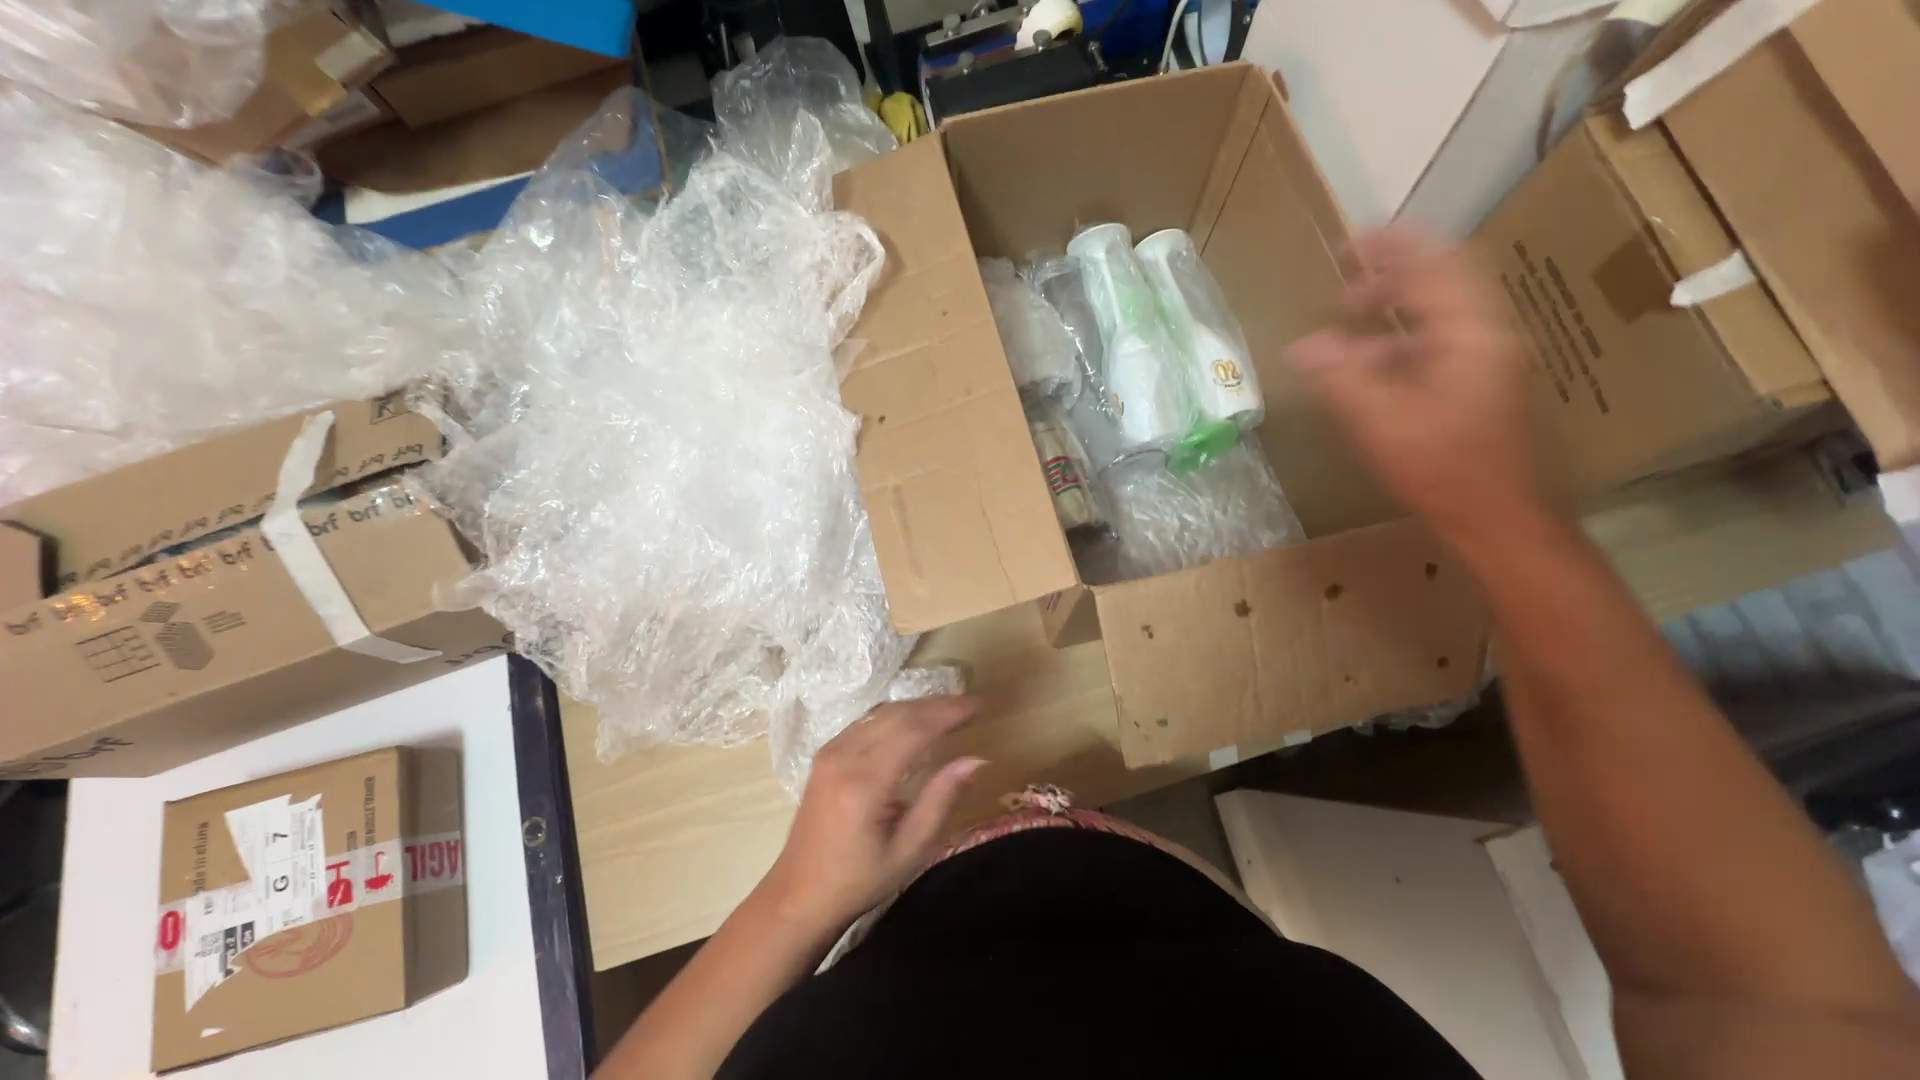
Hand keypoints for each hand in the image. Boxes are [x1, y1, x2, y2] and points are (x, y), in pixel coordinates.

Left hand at [759, 697, 985, 930]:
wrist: (799, 893)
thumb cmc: (859, 880)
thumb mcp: (909, 850)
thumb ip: (941, 800)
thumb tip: (975, 760)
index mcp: (865, 781)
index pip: (914, 729)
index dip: (949, 713)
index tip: (980, 705)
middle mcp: (844, 756)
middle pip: (898, 714)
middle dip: (937, 705)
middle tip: (972, 705)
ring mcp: (830, 752)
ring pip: (880, 713)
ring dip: (917, 707)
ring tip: (950, 710)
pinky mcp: (825, 756)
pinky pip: (866, 722)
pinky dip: (896, 716)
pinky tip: (915, 723)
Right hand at [1290, 227, 1548, 545]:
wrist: (1501, 518)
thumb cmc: (1443, 469)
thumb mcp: (1381, 422)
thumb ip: (1342, 376)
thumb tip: (1304, 345)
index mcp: (1470, 335)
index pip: (1434, 266)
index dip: (1392, 246)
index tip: (1353, 240)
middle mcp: (1487, 337)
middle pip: (1442, 284)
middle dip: (1390, 277)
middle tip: (1345, 286)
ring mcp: (1490, 362)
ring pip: (1440, 316)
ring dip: (1394, 310)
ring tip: (1351, 317)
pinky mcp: (1483, 386)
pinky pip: (1441, 345)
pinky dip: (1402, 341)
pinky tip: (1370, 364)